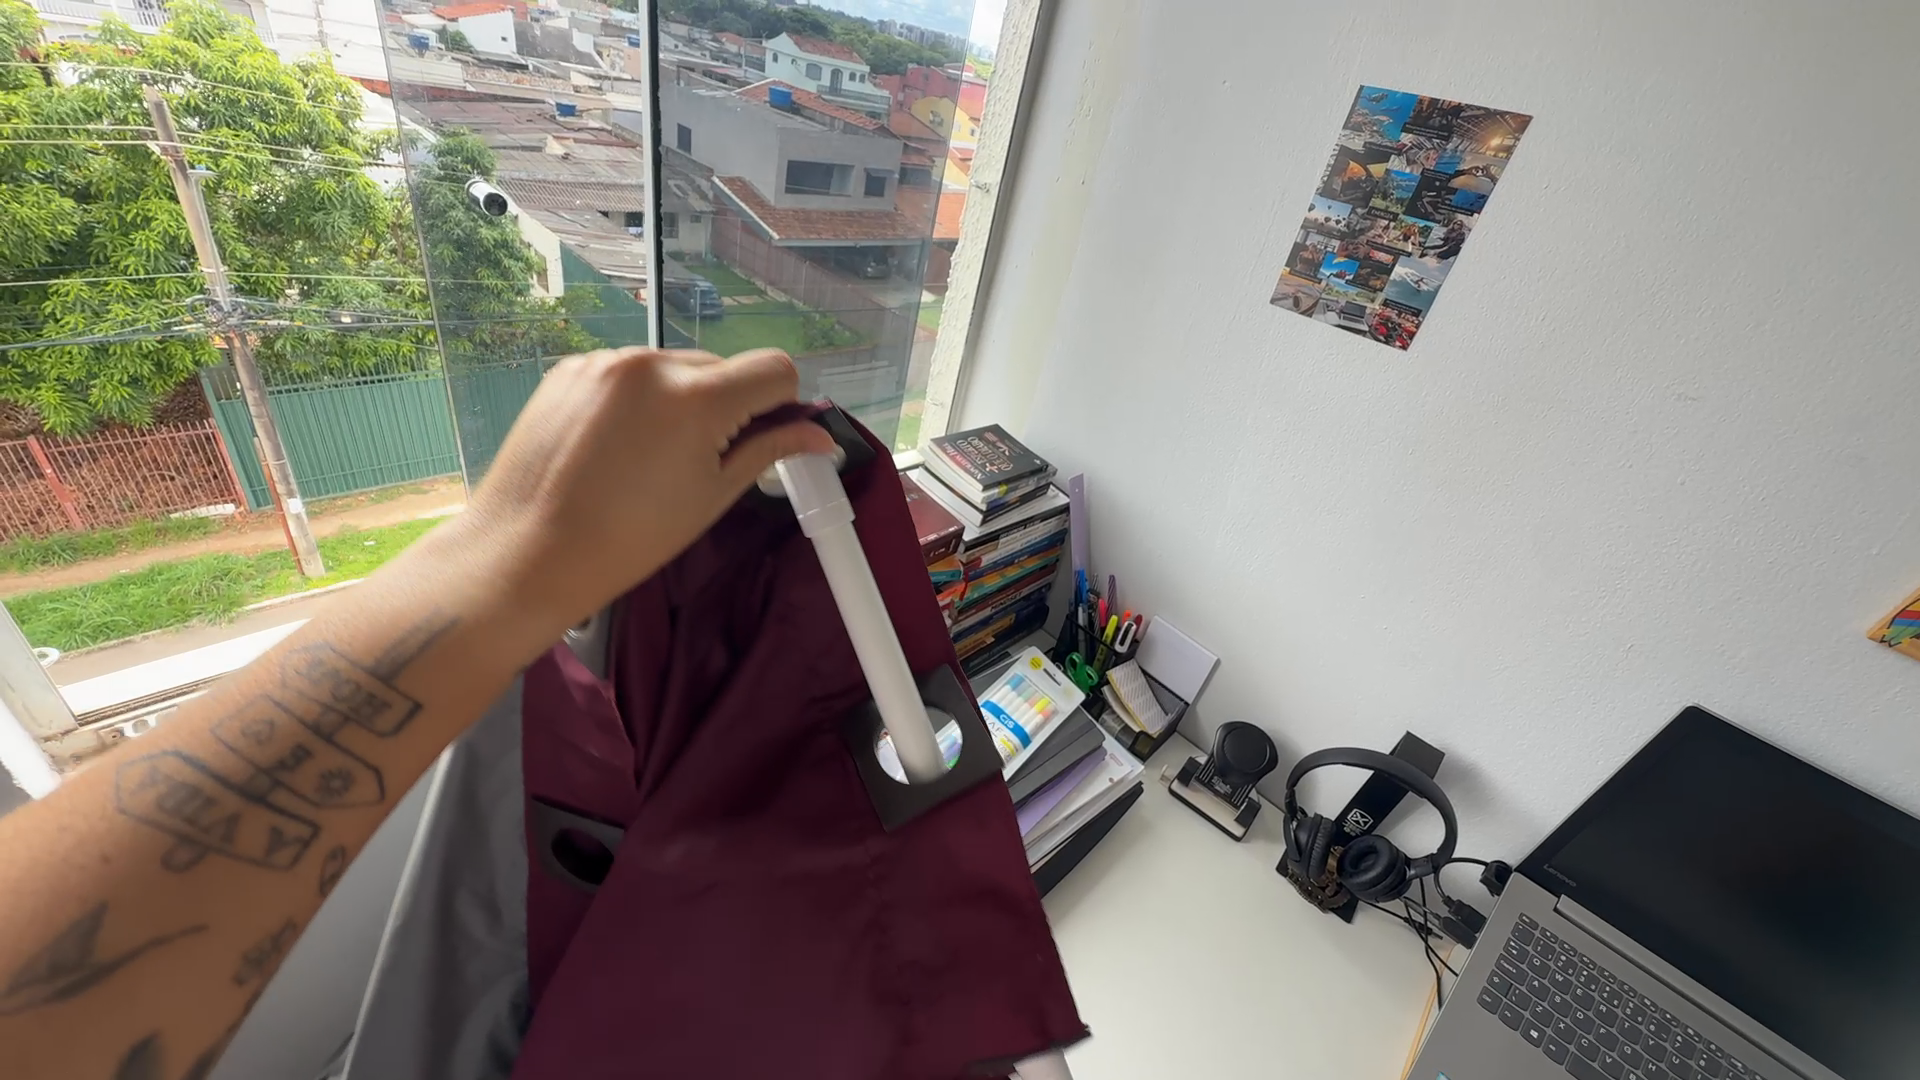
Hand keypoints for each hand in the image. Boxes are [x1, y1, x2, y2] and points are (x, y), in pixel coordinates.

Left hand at [459, 347, 836, 627]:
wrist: (528, 550)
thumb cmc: (633, 537)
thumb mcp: (714, 494)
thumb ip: (770, 451)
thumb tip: (820, 436)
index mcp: (697, 398)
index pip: (776, 368)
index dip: (783, 404)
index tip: (764, 438)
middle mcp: (654, 363)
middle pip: (726, 368)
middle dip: (731, 405)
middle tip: (705, 458)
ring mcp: (607, 361)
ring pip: (679, 368)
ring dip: (686, 400)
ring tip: (654, 454)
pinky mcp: (573, 368)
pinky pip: (634, 372)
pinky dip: (644, 399)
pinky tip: (619, 444)